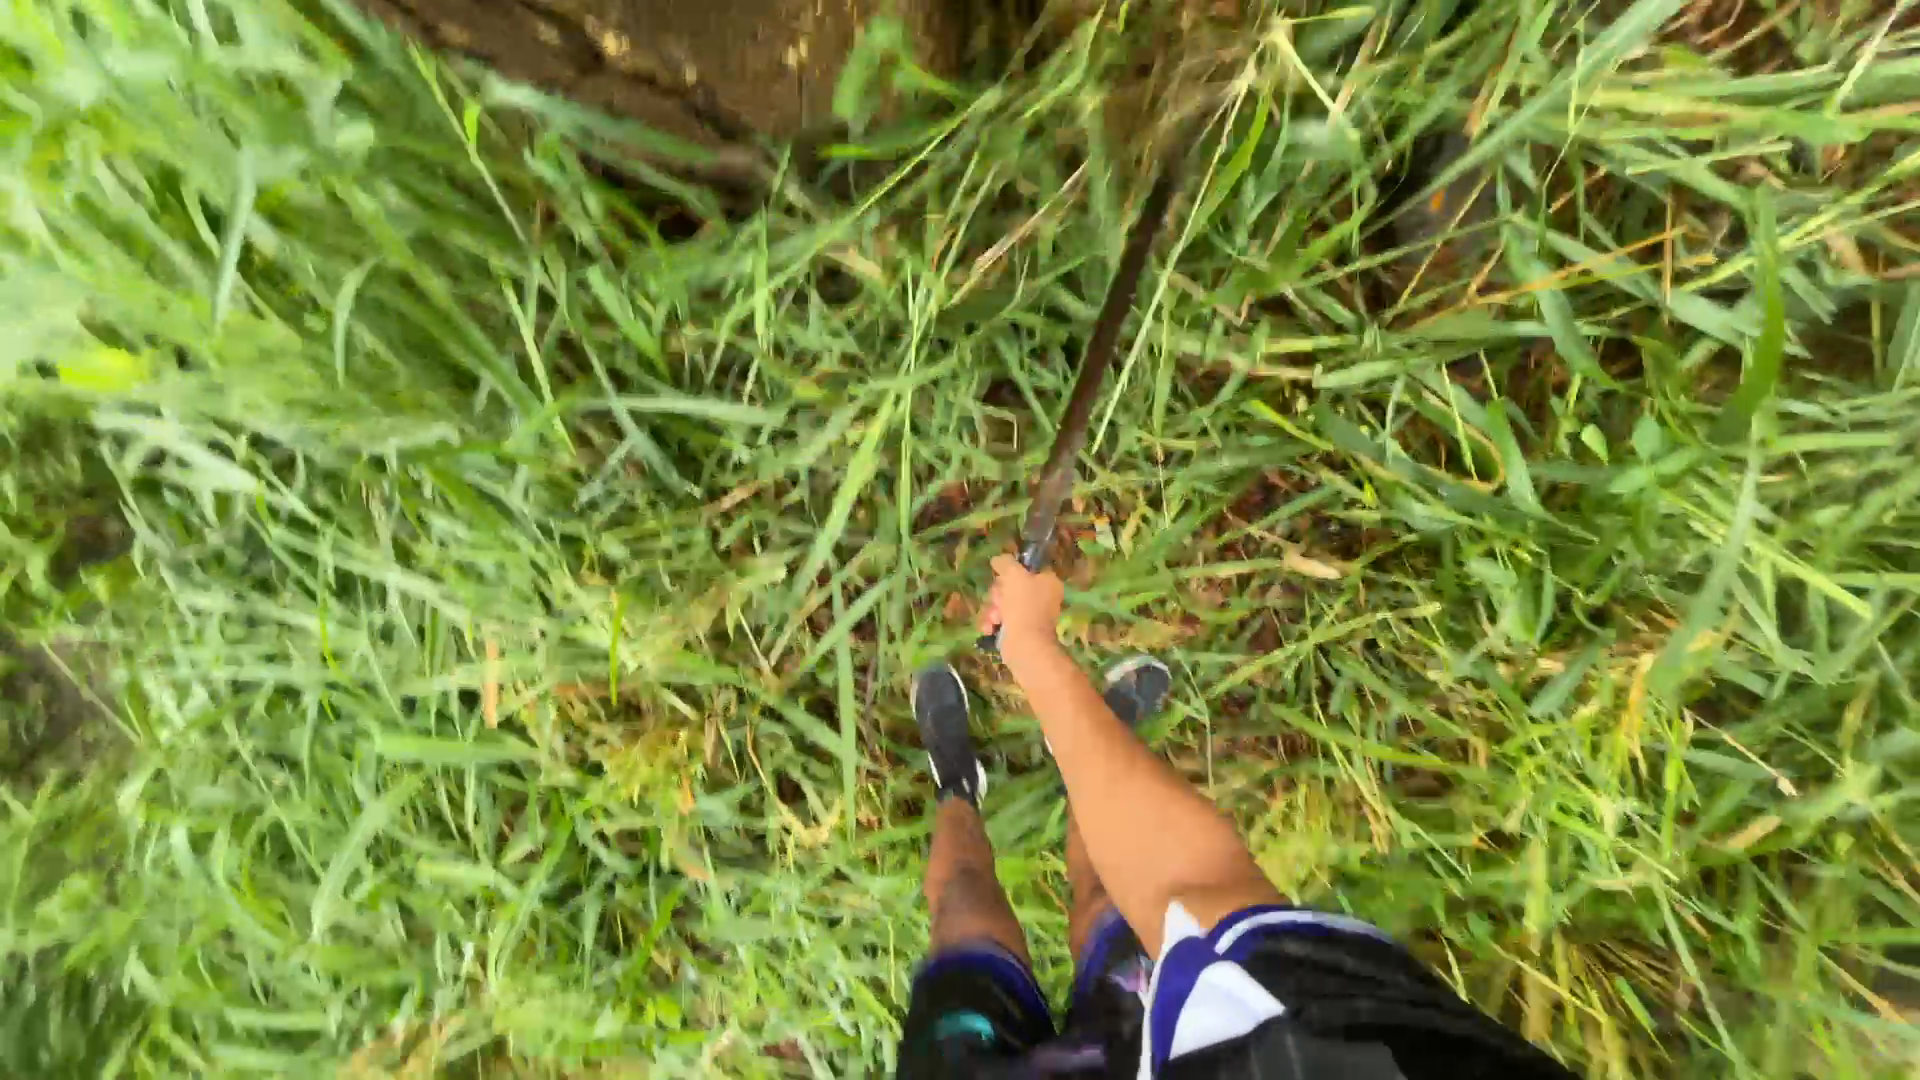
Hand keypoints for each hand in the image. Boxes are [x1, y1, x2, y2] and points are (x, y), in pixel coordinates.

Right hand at [979, 554, 1065, 657]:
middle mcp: (1042, 597)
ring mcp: (1030, 615)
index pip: (1025, 569)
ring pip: (1002, 603)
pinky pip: (1000, 619)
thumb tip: (997, 560)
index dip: (1009, 573)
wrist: (1025, 645)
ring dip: (992, 610)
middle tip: (998, 600)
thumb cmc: (1023, 606)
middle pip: (1010, 586)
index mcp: (1048, 581)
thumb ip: (1005, 562)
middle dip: (997, 594)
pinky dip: (992, 623)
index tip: (1001, 578)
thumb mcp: (1013, 575)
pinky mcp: (1019, 630)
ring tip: (993, 619)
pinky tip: (989, 628)